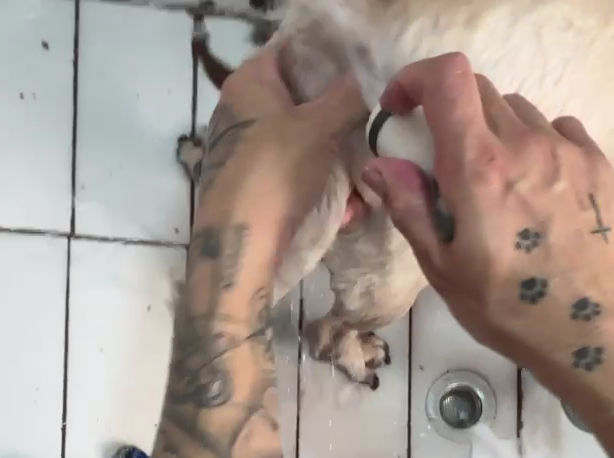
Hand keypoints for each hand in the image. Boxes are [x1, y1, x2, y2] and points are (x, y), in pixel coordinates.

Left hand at [197, 47, 364, 235]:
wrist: (242, 248)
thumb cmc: (277, 173)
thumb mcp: (321, 126)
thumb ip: (348, 97)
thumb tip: (364, 81)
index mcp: (248, 83)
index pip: (291, 54)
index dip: (328, 62)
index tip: (363, 77)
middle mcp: (242, 115)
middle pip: (302, 106)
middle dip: (340, 123)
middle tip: (372, 132)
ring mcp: (247, 157)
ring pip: (305, 150)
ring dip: (338, 167)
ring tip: (365, 184)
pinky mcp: (255, 194)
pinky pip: (296, 184)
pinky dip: (322, 195)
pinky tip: (348, 213)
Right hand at [360, 54, 613, 367]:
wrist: (585, 327)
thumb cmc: (504, 306)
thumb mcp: (441, 267)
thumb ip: (409, 207)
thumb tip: (379, 166)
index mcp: (479, 168)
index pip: (448, 79)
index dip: (416, 79)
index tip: (401, 109)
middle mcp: (524, 144)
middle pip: (479, 90)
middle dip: (449, 114)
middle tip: (441, 163)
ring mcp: (565, 149)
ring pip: (517, 110)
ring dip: (491, 131)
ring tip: (489, 182)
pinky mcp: (595, 162)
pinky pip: (555, 128)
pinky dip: (532, 142)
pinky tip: (529, 185)